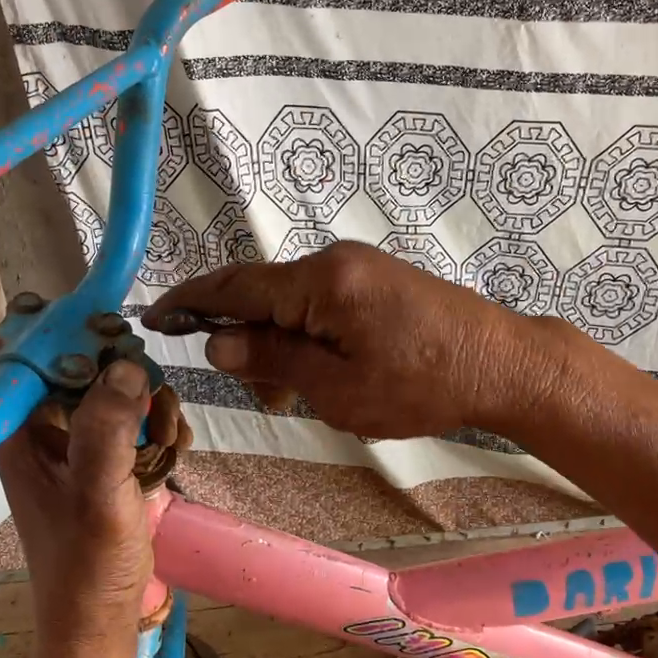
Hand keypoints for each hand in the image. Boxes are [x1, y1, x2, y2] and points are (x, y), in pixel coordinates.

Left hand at [0, 360, 156, 642]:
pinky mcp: (104, 457)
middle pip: (89, 366)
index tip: (125, 348)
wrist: (100, 617)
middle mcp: (44, 426)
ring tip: (168, 444)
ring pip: (118, 390)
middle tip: (156, 416)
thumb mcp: (98, 494)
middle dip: (131, 382)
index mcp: (21, 428)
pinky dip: (158, 428)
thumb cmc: (86, 563)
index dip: (81, 339)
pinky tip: (173, 451)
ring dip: (152, 408)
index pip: (41, 353)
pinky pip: (134, 419)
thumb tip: (126, 367)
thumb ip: (107, 428)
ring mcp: (76, 441)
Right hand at [142, 241, 556, 438]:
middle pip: (261, 296)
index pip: (235, 286)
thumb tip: (218, 341)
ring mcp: (357, 268)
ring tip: (301, 396)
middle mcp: (333, 261)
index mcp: (321, 282)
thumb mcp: (340, 388)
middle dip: (247, 343)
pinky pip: (319, 306)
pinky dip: (306, 339)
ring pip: (290, 305)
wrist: (504, 364)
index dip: (190, 301)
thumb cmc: (424, 385)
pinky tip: (322, 375)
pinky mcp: (374, 281)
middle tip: (267, 397)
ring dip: (280, 347)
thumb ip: (275, 361)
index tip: (153, 315)